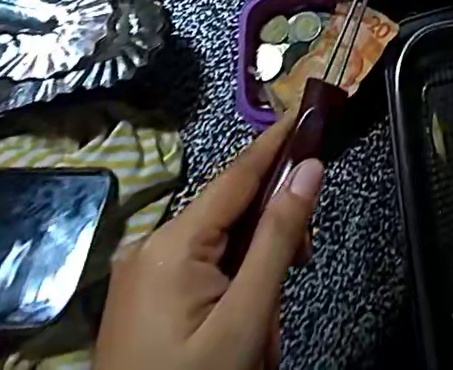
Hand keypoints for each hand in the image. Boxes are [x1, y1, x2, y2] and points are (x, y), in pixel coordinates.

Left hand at [98, 116, 322, 369]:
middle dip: (270, 240)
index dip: (273, 141)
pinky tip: (243, 336)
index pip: (236, 175)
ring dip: (253, 278)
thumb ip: (278, 240)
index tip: (305, 113)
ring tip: (262, 340)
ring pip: (220, 248)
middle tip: (301, 270)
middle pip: (230, 216)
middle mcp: (151, 244)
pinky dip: (231, 291)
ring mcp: (144, 272)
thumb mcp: (246, 322)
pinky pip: (201, 273)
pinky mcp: (144, 297)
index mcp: (171, 243)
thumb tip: (308, 170)